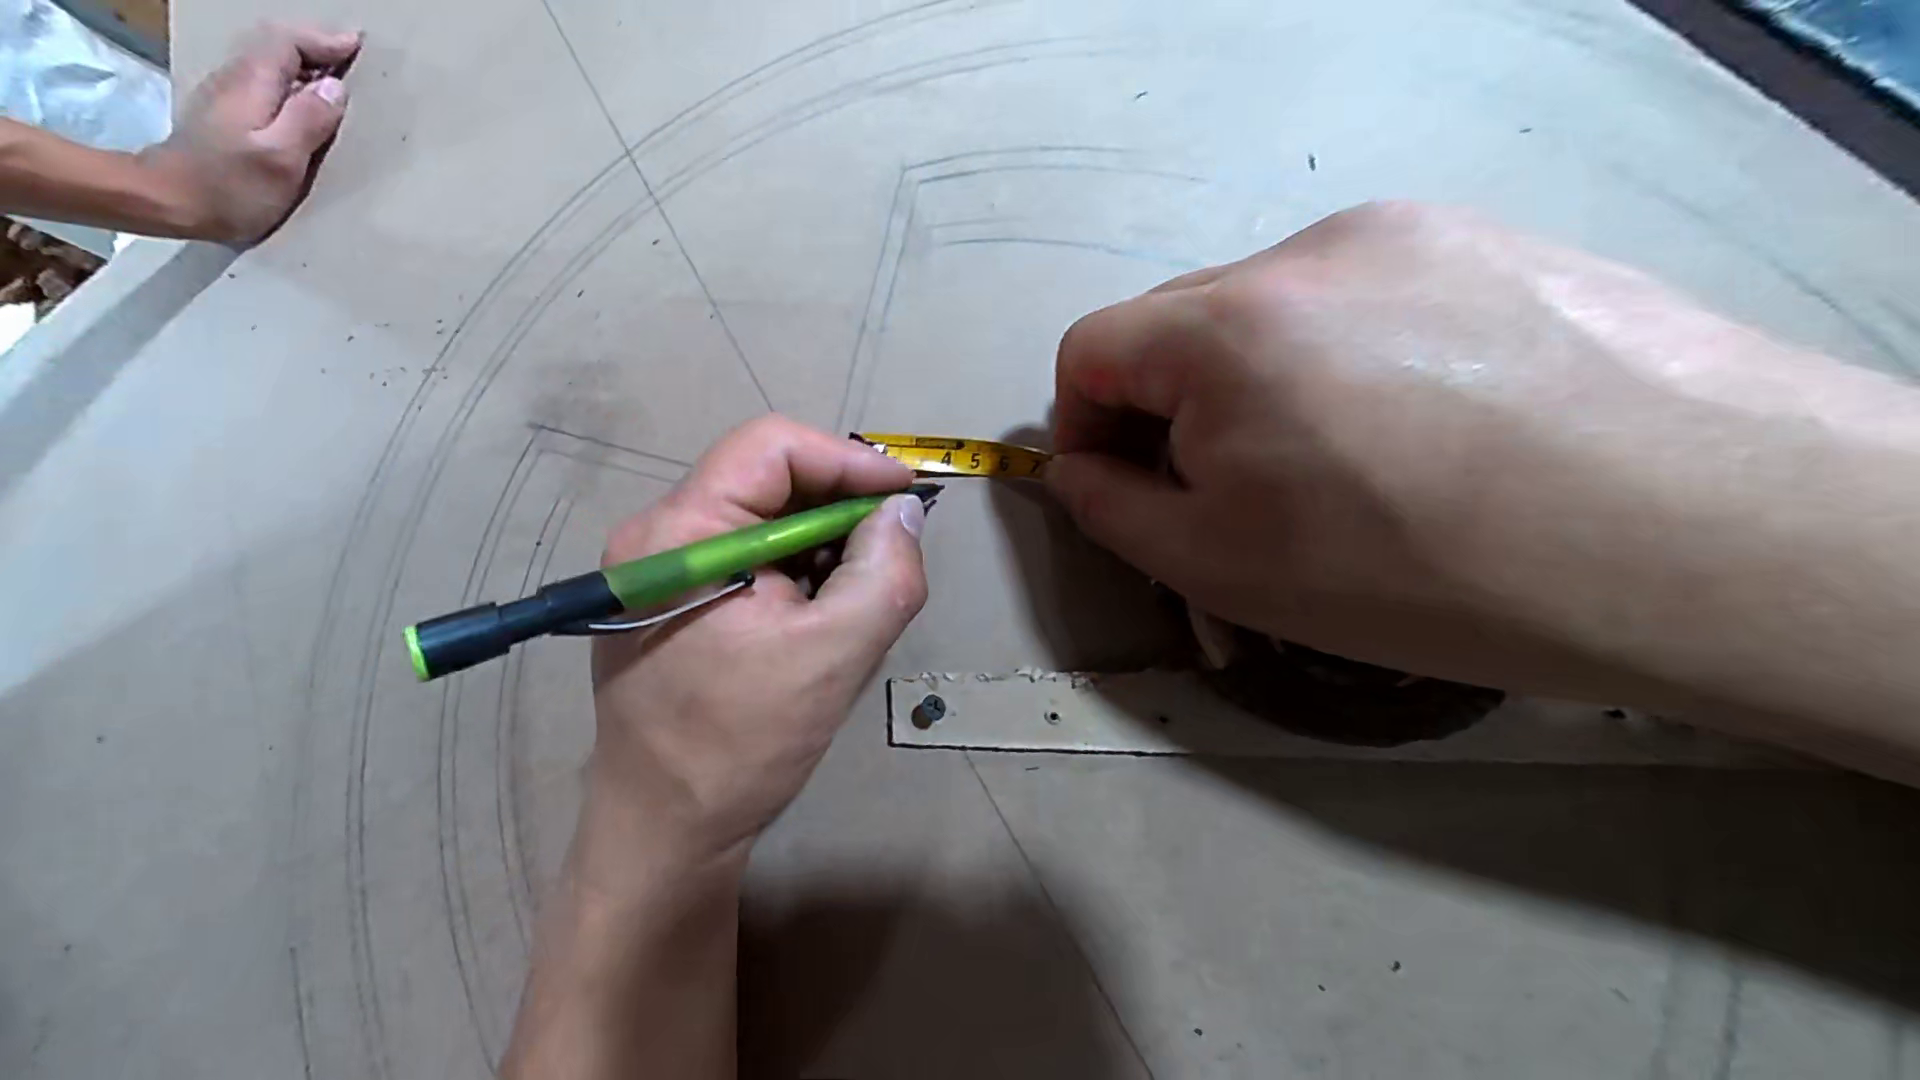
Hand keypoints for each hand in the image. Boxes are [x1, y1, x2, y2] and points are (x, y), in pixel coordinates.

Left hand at [137, 24, 361, 244]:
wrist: (172, 200)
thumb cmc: (233, 185)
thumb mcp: (280, 157)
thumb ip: (308, 119)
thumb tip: (337, 88)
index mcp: (252, 86)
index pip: (285, 44)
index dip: (323, 40)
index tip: (360, 45)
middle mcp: (238, 82)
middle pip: (276, 47)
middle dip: (316, 46)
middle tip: (356, 55)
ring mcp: (233, 99)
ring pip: (273, 65)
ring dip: (308, 64)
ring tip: (344, 75)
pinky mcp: (234, 118)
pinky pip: (271, 86)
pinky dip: (298, 84)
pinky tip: (315, 100)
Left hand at [586, 416, 927, 870]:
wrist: (665, 834)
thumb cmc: (740, 747)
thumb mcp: (833, 658)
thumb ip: (885, 574)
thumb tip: (904, 512)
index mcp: (680, 533)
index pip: (771, 448)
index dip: (847, 461)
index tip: (903, 496)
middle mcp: (662, 535)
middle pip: (769, 480)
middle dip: (841, 507)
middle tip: (892, 547)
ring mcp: (667, 568)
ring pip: (767, 519)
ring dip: (826, 543)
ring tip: (860, 592)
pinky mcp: (681, 598)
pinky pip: (755, 555)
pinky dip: (803, 570)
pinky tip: (827, 612)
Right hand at [1047, 201, 1919, 720]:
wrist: (1703, 542)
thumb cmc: (1413, 574)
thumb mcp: (1217, 565)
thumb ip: (1110, 509)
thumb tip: (1074, 468)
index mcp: (1225, 329)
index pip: (1090, 347)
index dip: (1079, 418)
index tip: (1113, 477)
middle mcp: (1306, 252)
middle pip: (1172, 321)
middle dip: (1161, 403)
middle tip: (1216, 483)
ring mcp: (1404, 232)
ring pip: (1262, 307)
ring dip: (1247, 379)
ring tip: (1320, 458)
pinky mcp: (1482, 239)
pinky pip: (1351, 294)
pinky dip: (1330, 355)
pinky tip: (1399, 420)